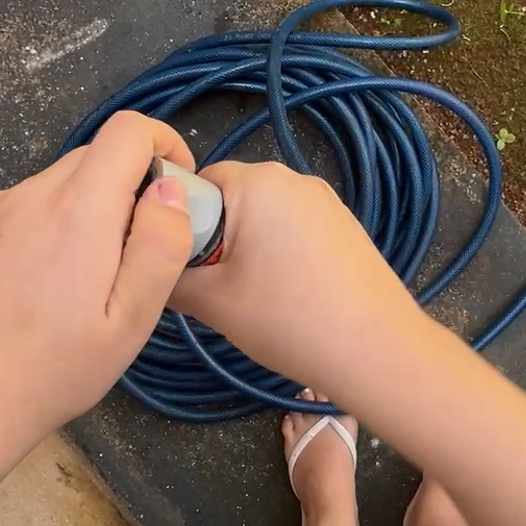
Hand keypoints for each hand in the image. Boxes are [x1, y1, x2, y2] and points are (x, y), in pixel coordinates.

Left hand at [0, 112, 196, 474]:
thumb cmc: (52, 373)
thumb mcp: (131, 323)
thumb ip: (161, 246)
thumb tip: (169, 189)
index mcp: (78, 212)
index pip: (127, 130)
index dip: (162, 144)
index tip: (173, 186)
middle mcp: (27, 194)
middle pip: (93, 158)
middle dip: (125, 190)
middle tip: (127, 256)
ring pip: (55, 185)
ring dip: (80, 213)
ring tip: (71, 284)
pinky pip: (17, 207)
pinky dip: (38, 227)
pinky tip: (27, 286)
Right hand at [169, 160, 422, 387]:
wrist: (374, 348)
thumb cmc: (285, 317)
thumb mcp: (210, 301)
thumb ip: (169, 275)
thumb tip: (152, 267)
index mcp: (257, 180)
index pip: (197, 182)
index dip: (180, 221)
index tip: (180, 263)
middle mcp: (294, 178)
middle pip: (232, 198)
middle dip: (216, 237)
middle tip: (214, 287)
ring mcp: (325, 200)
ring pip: (264, 216)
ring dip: (248, 248)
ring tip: (252, 298)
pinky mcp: (346, 225)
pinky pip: (294, 229)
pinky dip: (280, 254)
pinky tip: (287, 296)